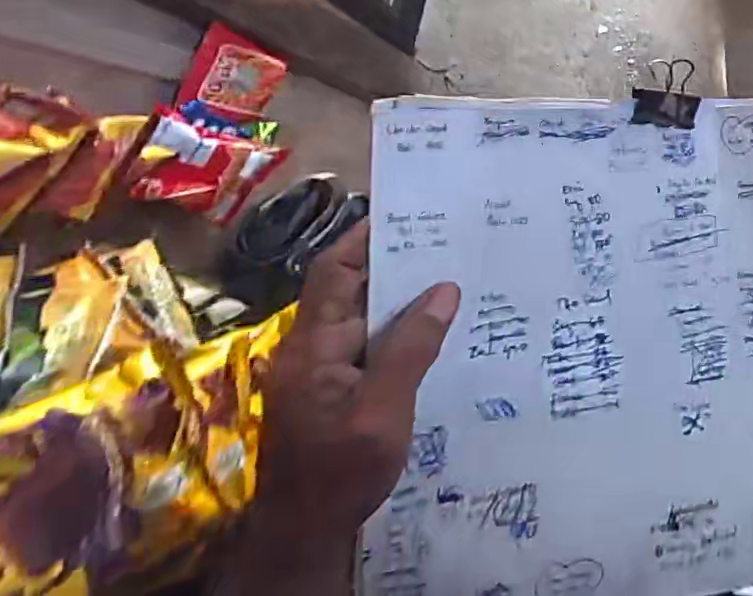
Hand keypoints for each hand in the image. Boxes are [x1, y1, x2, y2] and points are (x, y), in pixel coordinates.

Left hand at [217, 221, 459, 593]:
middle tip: (443, 243)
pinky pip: (369, 346)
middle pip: (352, 291)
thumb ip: (412, 347)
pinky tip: (434, 332)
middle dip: (394, 265)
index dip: (362, 239)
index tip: (400, 214)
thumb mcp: (382, 410)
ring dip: (401, 300)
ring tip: (449, 278)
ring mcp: (322, 372)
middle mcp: (313, 350)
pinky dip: (399, 331)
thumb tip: (444, 289)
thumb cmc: (339, 473)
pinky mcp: (335, 392)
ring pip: (365, 319)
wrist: (304, 538)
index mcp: (313, 346)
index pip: (333, 273)